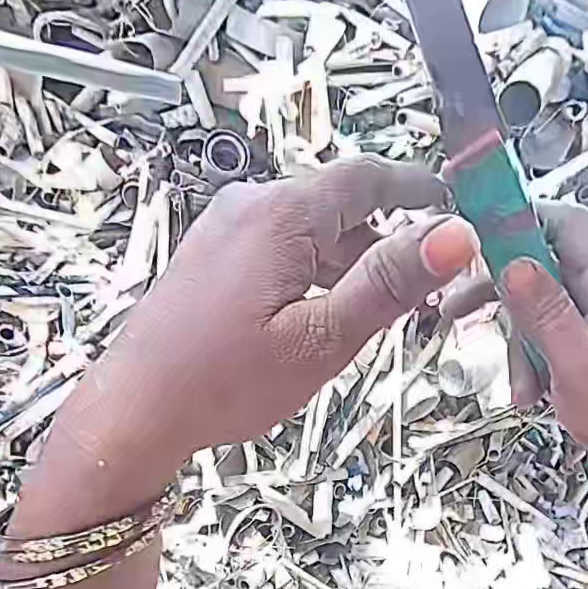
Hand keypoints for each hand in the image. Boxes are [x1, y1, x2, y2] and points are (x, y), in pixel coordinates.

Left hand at [50, 156, 474, 473]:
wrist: (136, 411)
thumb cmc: (219, 383)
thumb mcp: (320, 339)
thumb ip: (388, 284)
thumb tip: (451, 237)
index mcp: (279, 215)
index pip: (367, 177)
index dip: (416, 189)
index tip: (450, 204)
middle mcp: (248, 208)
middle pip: (338, 207)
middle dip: (381, 244)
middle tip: (411, 293)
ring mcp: (224, 231)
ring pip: (308, 233)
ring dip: (345, 265)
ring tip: (363, 317)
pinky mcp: (212, 257)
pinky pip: (278, 250)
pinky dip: (310, 274)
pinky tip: (315, 317)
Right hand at [443, 202, 587, 469]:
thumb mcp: (580, 364)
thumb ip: (545, 312)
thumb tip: (514, 265)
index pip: (565, 222)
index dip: (518, 221)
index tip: (473, 236)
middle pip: (540, 259)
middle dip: (503, 292)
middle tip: (461, 309)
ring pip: (534, 297)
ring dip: (516, 337)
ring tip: (520, 381)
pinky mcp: (585, 328)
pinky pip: (542, 324)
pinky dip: (528, 352)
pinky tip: (531, 386)